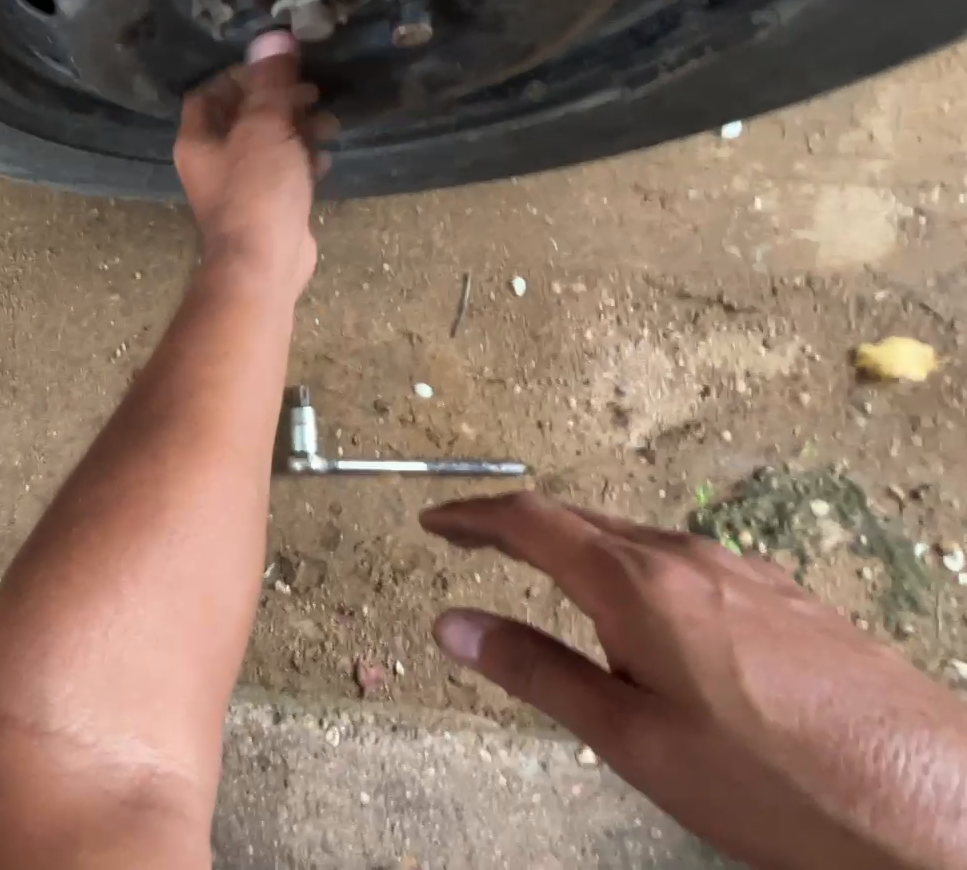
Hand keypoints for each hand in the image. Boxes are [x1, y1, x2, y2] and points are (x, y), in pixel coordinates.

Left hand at [175, 31, 334, 300]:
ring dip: (296, 128)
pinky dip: (301, 160)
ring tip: (328, 124)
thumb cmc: (256, 191)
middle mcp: (211, 162)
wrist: (263, 263)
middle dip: (278, 100)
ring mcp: (237, 186)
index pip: (208, 93)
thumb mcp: (264, 128)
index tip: (277, 68)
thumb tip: (273, 35)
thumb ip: (271, 83)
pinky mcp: (264, 205)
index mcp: (197, 141)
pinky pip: (281, 171)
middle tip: (311, 92)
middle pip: (241, 116)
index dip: (240, 75)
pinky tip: (325, 158)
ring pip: (266, 143)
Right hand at [422, 493, 966, 869]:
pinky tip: (639, 604)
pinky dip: (624, 561)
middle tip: (468, 544)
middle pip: (577, 517)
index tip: (430, 524)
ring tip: (539, 570)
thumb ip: (532, 670)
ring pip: (630, 535)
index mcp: (636, 583)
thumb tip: (447, 622)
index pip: (529, 520)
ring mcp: (747, 573)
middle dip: (512, 525)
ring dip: (570, 542)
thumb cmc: (772, 783)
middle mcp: (686, 558)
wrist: (966, 827)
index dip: (470, 515)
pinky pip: (679, 558)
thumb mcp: (631, 739)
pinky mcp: (792, 598)